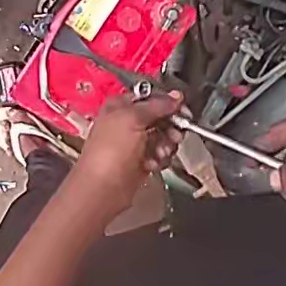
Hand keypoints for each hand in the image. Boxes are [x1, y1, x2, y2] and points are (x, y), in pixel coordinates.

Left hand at [71, 91, 185, 210]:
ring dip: (166, 145)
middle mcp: (127, 122)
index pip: (151, 97)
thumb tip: (176, 96)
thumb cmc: (111, 150)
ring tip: (159, 153)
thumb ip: (156, 105)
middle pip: (160, 118)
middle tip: (175, 136)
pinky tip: (152, 164)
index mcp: (120, 106)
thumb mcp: (133, 119)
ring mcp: (134, 142)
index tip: (183, 112)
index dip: (168, 103)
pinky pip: (160, 154)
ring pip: (163, 137)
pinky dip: (160, 159)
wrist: (102, 189)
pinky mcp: (141, 161)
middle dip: (170, 128)